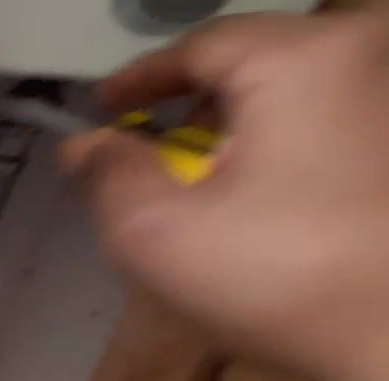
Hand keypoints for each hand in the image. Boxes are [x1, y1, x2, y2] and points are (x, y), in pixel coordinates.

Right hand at [63, 12, 388, 380]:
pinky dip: (271, 144)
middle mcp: (369, 56)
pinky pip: (325, 118)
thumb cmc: (267, 272)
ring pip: (290, 90)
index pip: (201, 43)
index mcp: (305, 60)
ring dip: (229, 126)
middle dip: (186, 104)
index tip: (97, 114)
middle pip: (251, 61)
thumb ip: (106, 174)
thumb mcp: (150, 228)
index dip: (137, 78)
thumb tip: (85, 144)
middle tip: (138, 153)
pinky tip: (249, 196)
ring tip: (189, 181)